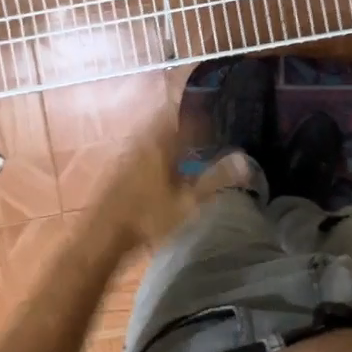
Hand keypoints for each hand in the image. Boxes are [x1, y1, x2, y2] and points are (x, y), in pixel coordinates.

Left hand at [89, 119, 237, 252]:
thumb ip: (217, 178)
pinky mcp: (122, 167)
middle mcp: (145, 140)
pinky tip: (169, 168)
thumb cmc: (149, 216)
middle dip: (190, 126)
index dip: (205, 116)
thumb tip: (246, 160)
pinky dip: (161, 152)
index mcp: (162, 142)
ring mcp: (131, 153)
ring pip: (158, 137)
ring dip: (174, 139)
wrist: (105, 234)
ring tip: (193, 149)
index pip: (188, 118)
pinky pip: (147, 150)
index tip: (221, 119)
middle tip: (209, 132)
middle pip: (171, 124)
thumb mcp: (188, 201)